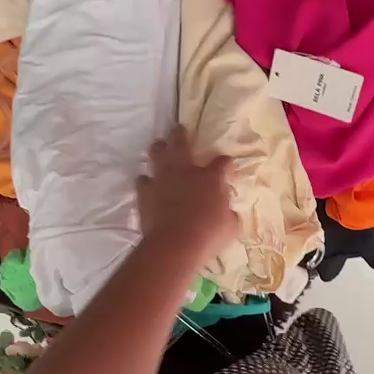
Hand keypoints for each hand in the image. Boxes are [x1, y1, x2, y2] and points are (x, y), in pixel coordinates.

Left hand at [136, 129, 236, 266]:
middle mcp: (185, 171)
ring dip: (159, 149)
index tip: (228, 166)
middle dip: (180, 134)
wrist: (174, 244)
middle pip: (181, 144)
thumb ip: (229, 214)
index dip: (226, 163)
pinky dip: (145, 180)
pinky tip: (147, 183)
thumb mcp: (230, 226)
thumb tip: (228, 212)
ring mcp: (163, 180)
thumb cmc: (208, 235)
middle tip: (179, 128)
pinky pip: (142, 180)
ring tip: (159, 146)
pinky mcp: (145, 193)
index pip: (222, 163)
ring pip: (157, 154)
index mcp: (211, 178)